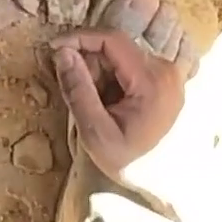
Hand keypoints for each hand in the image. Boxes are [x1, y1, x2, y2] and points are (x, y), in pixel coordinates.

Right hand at [50, 30, 184, 181]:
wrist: (169, 183)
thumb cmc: (132, 162)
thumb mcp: (96, 133)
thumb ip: (78, 91)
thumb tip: (62, 53)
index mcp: (152, 80)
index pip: (111, 39)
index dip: (78, 38)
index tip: (52, 49)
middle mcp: (166, 68)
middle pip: (115, 47)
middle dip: (89, 65)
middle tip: (82, 98)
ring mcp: (169, 72)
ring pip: (120, 56)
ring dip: (100, 73)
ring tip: (99, 107)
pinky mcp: (166, 78)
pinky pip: (130, 66)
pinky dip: (112, 79)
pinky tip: (112, 104)